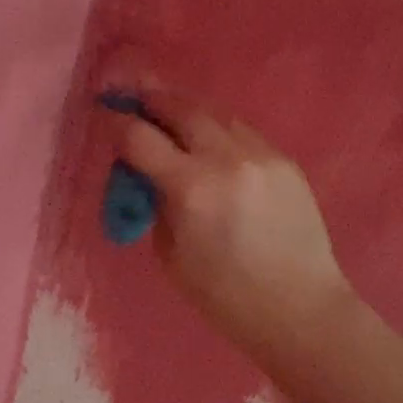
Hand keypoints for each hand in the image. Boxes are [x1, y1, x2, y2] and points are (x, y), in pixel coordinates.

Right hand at [104, 68, 352, 357]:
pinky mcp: (285, 161)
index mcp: (191, 189)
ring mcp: (261, 155)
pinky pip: (242, 132)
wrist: (298, 308)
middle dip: (152, 97)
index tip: (103, 111)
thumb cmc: (224, 297)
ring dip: (186, 108)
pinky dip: (217, 129)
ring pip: (216, 113)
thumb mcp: (171, 255)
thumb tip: (150, 174)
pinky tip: (208, 140)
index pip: (140, 137)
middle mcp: (226, 160)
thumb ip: (157, 204)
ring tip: (168, 109)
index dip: (115, 120)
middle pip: (181, 107)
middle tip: (133, 93)